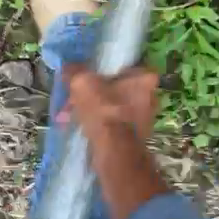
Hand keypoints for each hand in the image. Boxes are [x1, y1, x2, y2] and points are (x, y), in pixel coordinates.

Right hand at [63, 66, 168, 218]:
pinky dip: (99, 125)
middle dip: (94, 94)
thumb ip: (74, 71)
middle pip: (117, 89)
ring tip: (71, 116)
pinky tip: (81, 128)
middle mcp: (151, 96)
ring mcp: (145, 118)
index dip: (103, 71)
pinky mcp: (136, 137)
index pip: (125, 67)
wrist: (115, 152)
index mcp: (146, 78)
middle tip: (74, 99)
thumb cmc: (104, 110)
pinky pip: (114, 124)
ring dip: (94, 110)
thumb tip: (67, 66)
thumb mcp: (82, 83)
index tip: (87, 78)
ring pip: (114, 107)